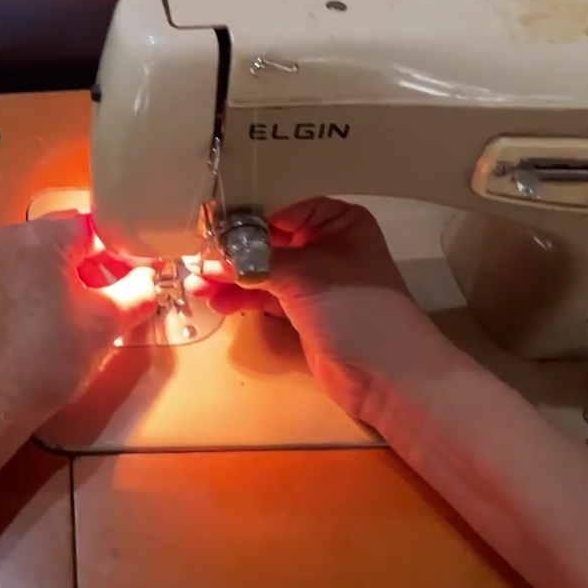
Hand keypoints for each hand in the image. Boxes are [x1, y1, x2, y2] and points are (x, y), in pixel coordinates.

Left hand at [0, 214, 157, 428]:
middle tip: (115, 295)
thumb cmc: (52, 356)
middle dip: (95, 262)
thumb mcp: (106, 322)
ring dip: (69, 273)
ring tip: (86, 309)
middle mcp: (9, 237)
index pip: (93, 227)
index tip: (135, 276)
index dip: (120, 250)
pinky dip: (41, 282)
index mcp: (40, 238)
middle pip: (66, 237)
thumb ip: (139, 291)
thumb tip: (150, 277)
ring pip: (43, 252)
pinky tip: (53, 316)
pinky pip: (20, 268)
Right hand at [189, 199, 466, 414]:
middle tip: (198, 262)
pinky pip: (266, 295)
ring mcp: (316, 280)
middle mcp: (326, 245)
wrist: (389, 376)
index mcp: (338, 222)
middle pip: (269, 241)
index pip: (281, 211)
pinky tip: (218, 302)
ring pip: (264, 270)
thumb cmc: (354, 308)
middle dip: (233, 254)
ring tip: (199, 286)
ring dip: (232, 278)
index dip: (246, 223)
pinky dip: (243, 297)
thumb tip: (211, 259)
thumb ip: (255, 262)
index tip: (212, 232)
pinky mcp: (304, 310)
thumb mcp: (304, 274)